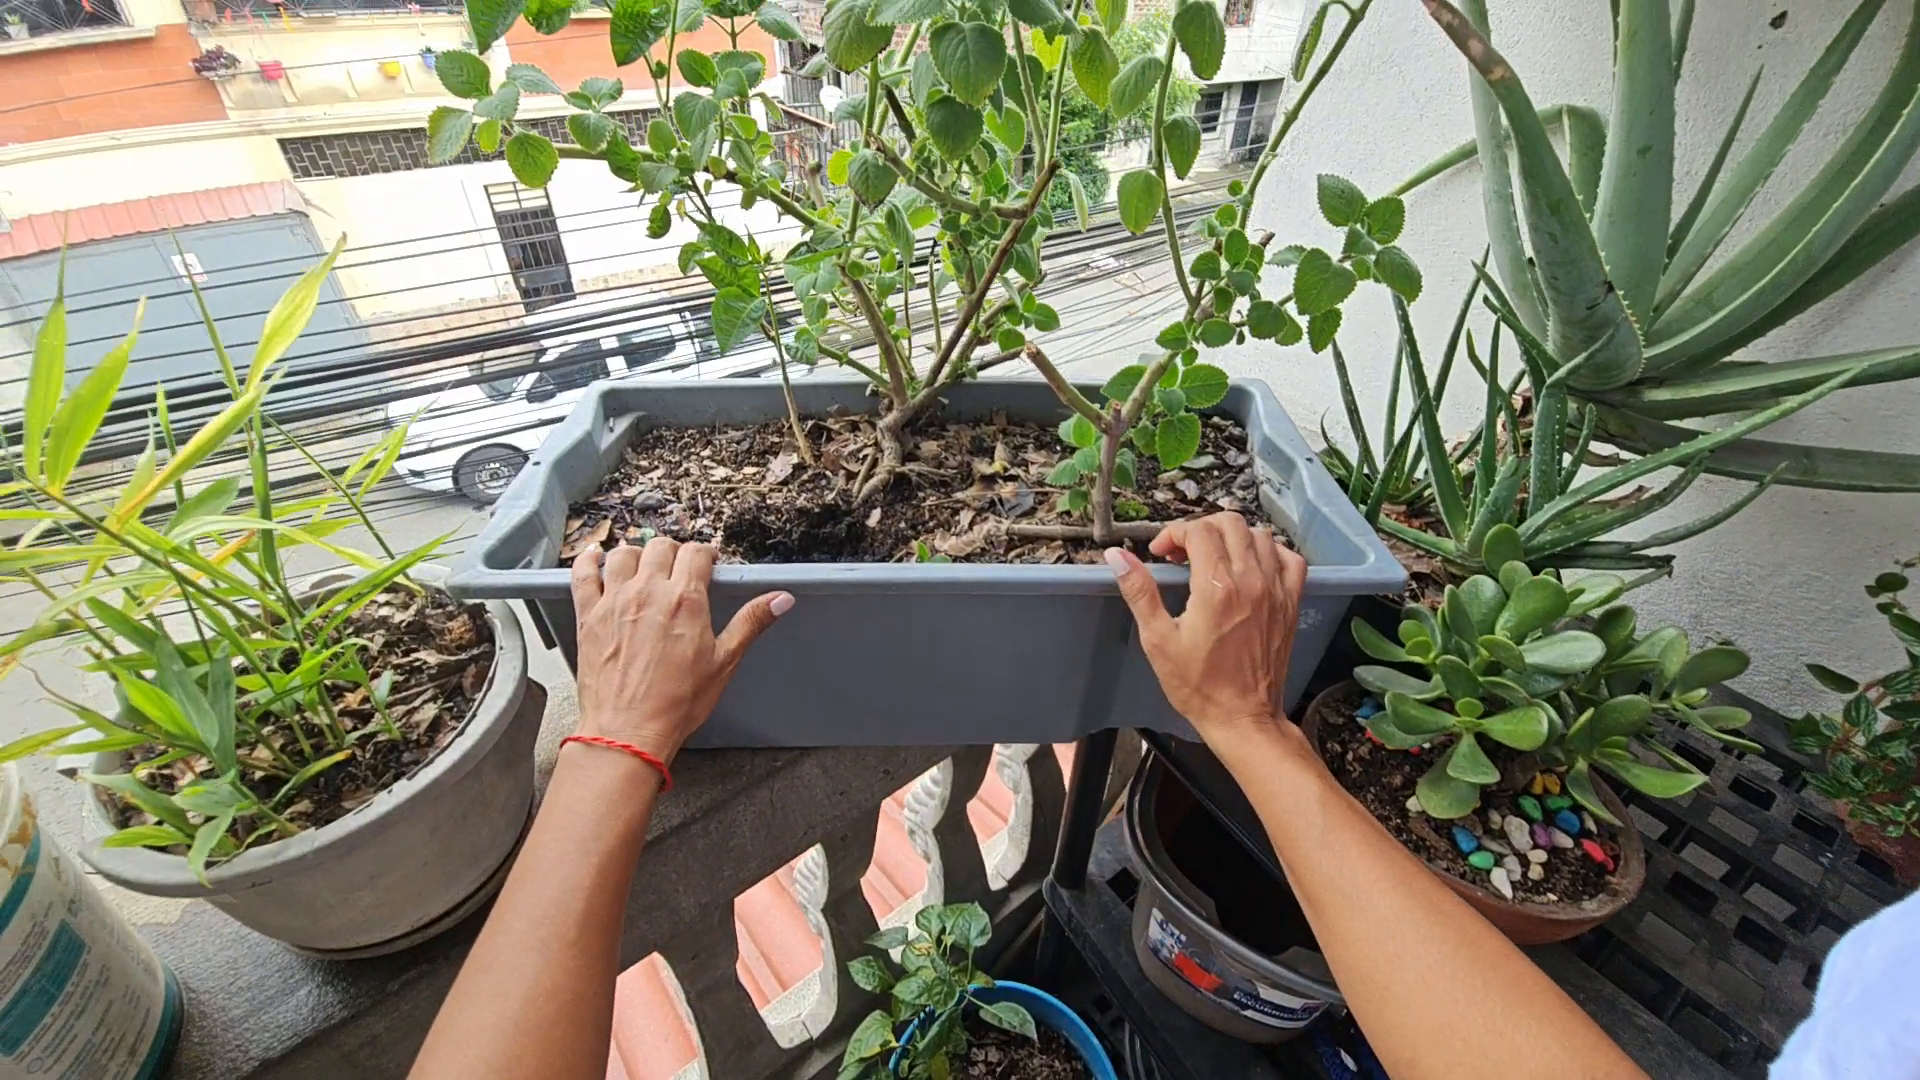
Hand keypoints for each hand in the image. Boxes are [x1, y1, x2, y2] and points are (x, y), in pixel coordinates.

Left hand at [570, 538, 792, 763]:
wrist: (628, 731)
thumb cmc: (678, 701)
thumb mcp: (725, 660)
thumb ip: (752, 621)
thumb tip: (782, 598)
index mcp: (685, 600)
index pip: (696, 553)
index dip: (705, 554)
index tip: (708, 563)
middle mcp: (648, 592)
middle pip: (661, 547)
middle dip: (675, 551)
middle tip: (680, 567)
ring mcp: (614, 601)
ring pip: (624, 554)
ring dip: (638, 553)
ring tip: (645, 565)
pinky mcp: (588, 616)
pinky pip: (582, 574)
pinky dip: (588, 560)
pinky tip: (595, 557)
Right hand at [1107, 512, 1306, 738]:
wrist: (1242, 717)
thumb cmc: (1197, 684)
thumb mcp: (1157, 639)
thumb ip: (1139, 591)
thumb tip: (1116, 557)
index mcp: (1216, 588)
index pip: (1198, 531)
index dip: (1173, 534)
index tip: (1160, 555)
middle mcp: (1251, 581)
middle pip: (1230, 523)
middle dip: (1200, 529)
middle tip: (1182, 553)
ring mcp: (1276, 590)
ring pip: (1259, 535)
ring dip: (1231, 538)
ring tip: (1212, 559)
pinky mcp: (1291, 602)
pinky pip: (1289, 558)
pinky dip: (1269, 552)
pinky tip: (1250, 567)